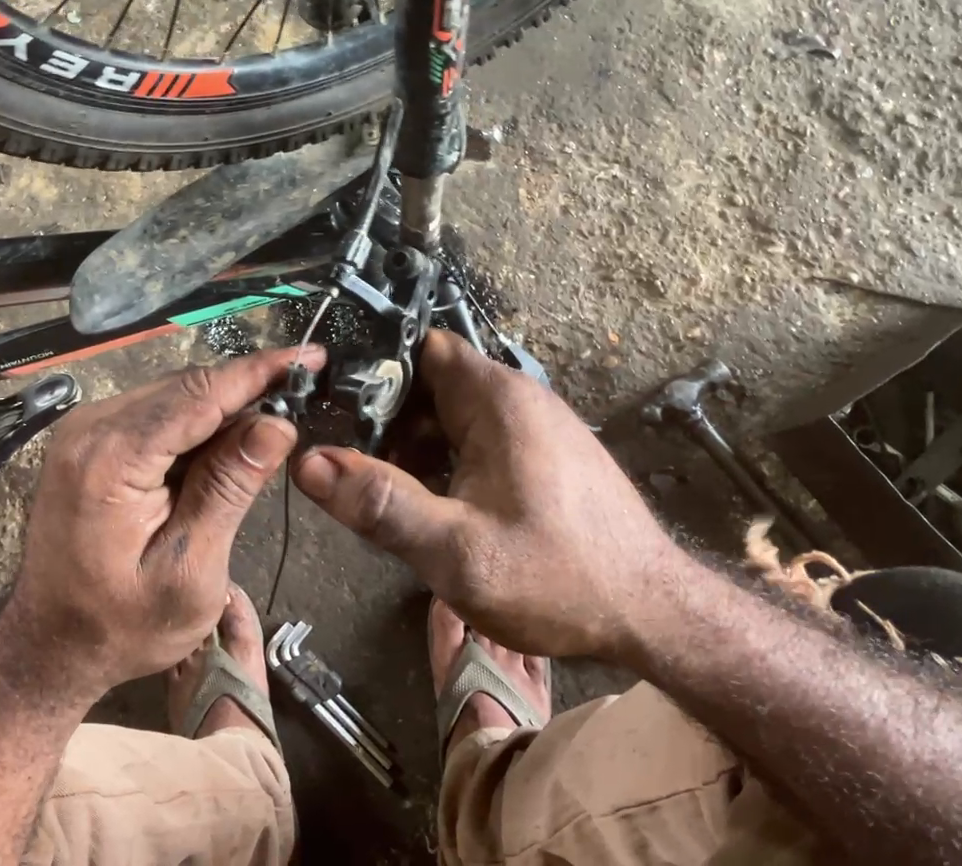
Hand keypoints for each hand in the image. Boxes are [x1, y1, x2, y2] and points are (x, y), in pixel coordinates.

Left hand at [1, 346, 325, 696]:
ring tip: (273, 425)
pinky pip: (155, 414)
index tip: (311, 355)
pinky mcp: (87, 440)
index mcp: (111, 459)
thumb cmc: (122, 625)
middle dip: (247, 390)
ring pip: (174, 397)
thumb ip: (229, 489)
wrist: (50, 647)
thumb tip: (277, 423)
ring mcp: (84, 430)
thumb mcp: (191, 569)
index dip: (260, 372)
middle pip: (187, 388)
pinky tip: (225, 445)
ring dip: (224, 408)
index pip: (200, 394)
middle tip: (303, 395)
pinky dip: (196, 424)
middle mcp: (90, 428)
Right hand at [291, 331, 684, 659]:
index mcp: (497, 400)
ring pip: (452, 415)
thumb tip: (308, 462)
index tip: (331, 405)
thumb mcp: (456, 551)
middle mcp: (518, 400)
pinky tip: (431, 505)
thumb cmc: (558, 578)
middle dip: (386, 418)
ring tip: (381, 491)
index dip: (372, 369)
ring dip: (413, 445)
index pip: (421, 348)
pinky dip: (445, 461)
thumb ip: (380, 505)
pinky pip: (477, 439)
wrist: (653, 614)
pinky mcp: (543, 456)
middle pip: (431, 383)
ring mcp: (535, 427)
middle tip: (347, 461)